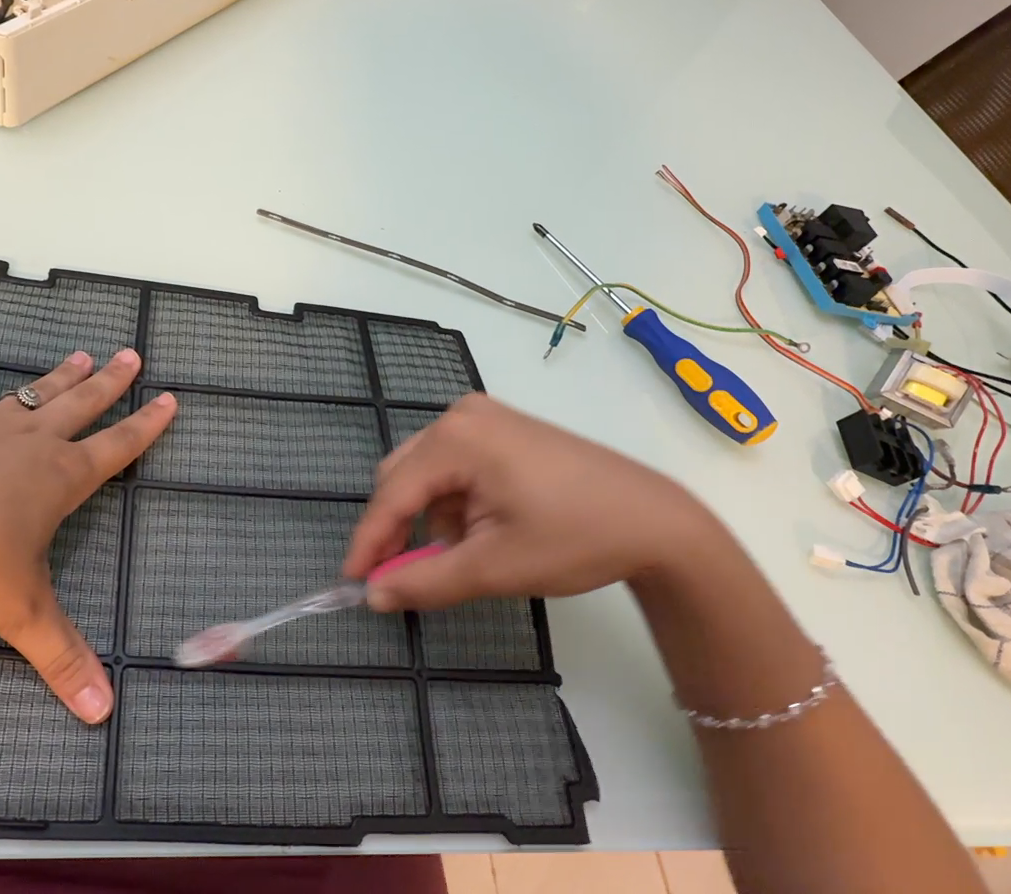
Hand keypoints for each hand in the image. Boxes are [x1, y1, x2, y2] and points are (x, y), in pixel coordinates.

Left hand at [0, 350, 175, 722]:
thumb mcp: (19, 613)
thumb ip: (62, 659)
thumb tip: (102, 714)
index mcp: (59, 479)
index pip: (117, 448)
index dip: (147, 426)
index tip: (169, 398)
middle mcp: (30, 444)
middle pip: (82, 405)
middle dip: (110, 382)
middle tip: (132, 354)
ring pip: (33, 396)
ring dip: (58, 377)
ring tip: (80, 354)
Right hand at [342, 393, 727, 610]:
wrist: (659, 522)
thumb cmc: (576, 539)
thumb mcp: (494, 567)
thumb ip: (424, 581)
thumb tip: (373, 596)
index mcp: (457, 438)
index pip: (391, 494)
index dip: (369, 543)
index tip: (351, 583)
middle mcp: (462, 415)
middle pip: (403, 477)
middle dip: (401, 529)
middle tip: (404, 577)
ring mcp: (486, 417)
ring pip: (428, 474)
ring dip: (431, 519)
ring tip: (464, 556)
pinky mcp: (504, 430)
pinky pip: (455, 467)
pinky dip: (455, 504)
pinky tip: (482, 531)